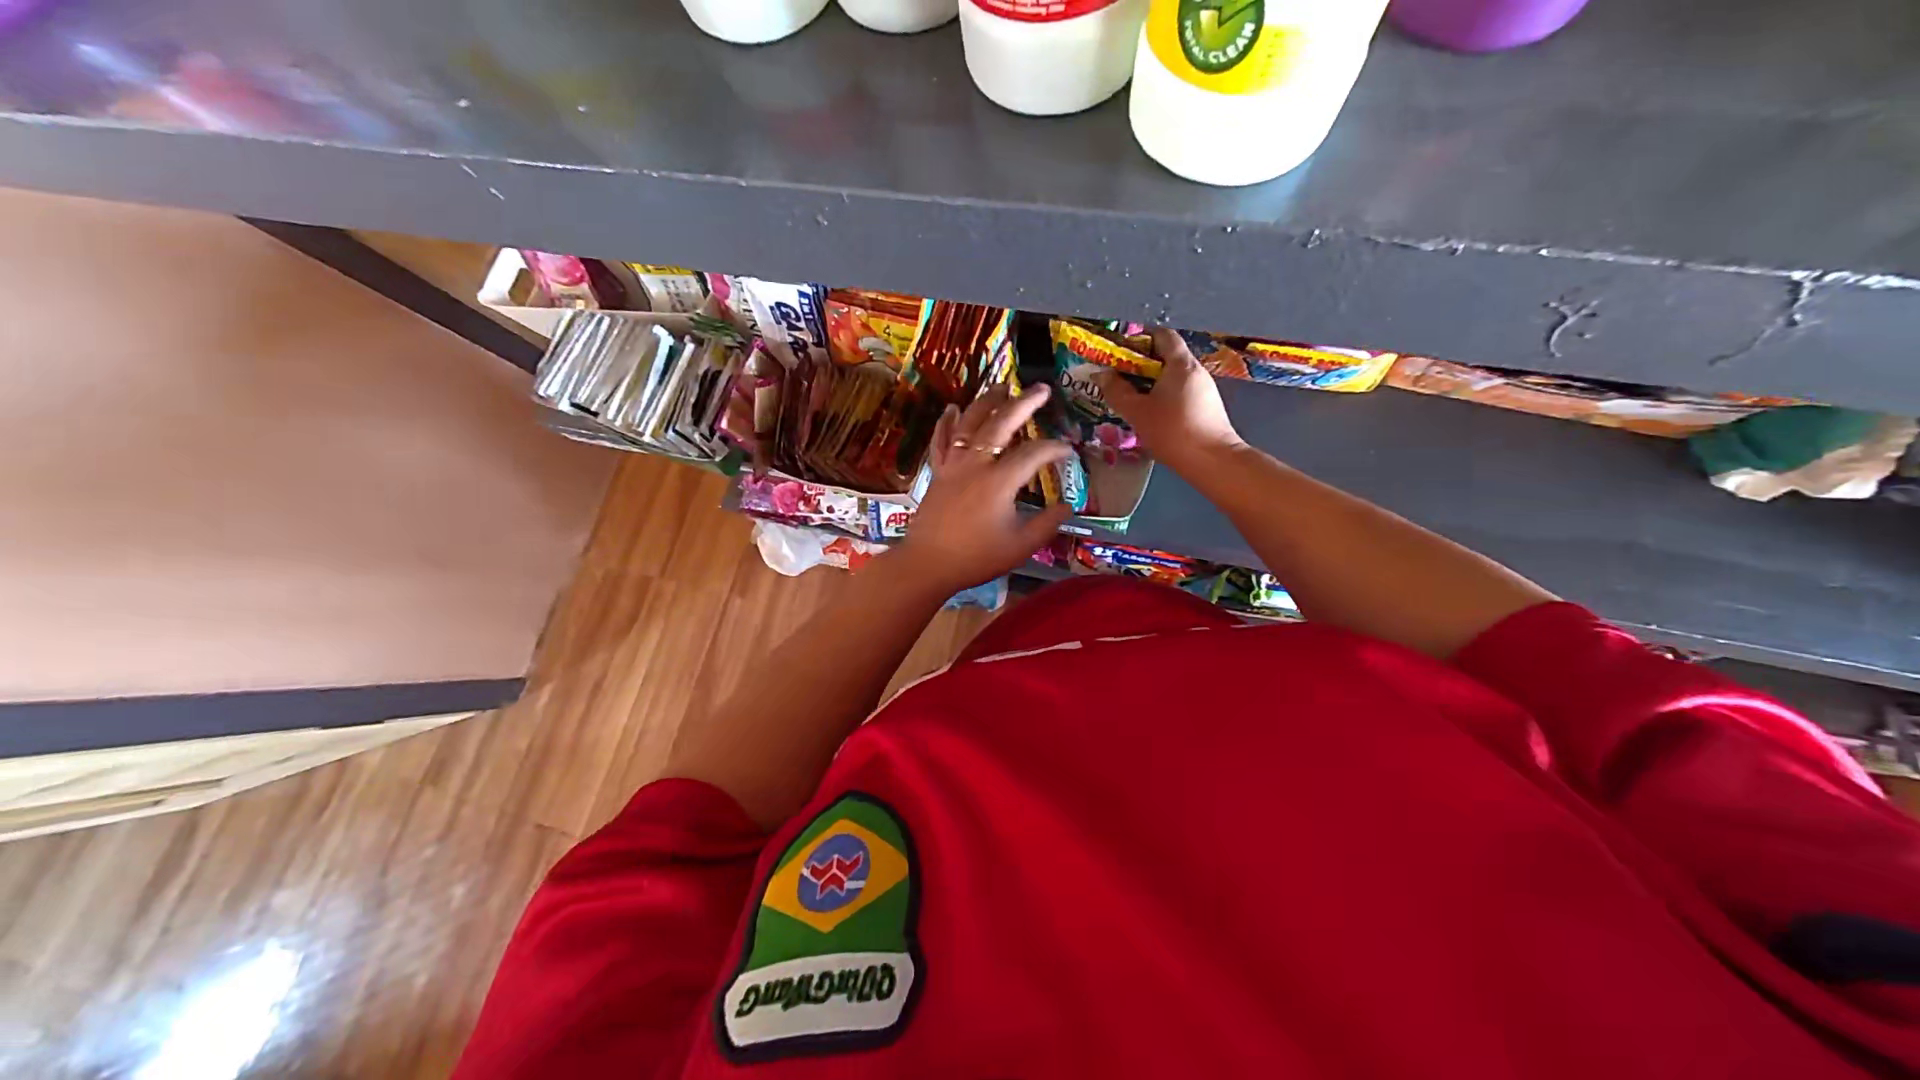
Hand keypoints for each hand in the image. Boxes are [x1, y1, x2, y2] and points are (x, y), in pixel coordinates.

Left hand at [899, 382, 1073, 592]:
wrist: (927, 564)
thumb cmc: (976, 558)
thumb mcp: (1020, 546)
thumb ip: (1047, 524)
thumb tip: (1068, 507)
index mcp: (999, 481)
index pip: (1034, 454)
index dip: (1055, 448)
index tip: (1069, 450)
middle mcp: (976, 464)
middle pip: (1001, 424)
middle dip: (1023, 403)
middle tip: (1041, 389)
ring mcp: (953, 465)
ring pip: (969, 423)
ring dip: (987, 402)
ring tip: (1001, 386)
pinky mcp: (937, 472)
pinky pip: (941, 440)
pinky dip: (947, 422)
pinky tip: (953, 408)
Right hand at [1093, 327, 1244, 471]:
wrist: (1212, 461)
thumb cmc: (1173, 431)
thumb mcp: (1137, 412)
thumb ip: (1116, 391)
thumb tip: (1101, 374)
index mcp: (1180, 363)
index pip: (1161, 335)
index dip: (1139, 339)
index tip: (1120, 353)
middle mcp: (1195, 370)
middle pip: (1166, 355)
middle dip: (1140, 364)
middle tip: (1118, 378)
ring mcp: (1204, 388)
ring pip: (1172, 376)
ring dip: (1150, 382)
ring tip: (1131, 398)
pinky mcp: (1206, 406)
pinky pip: (1180, 391)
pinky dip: (1163, 395)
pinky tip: (1151, 414)